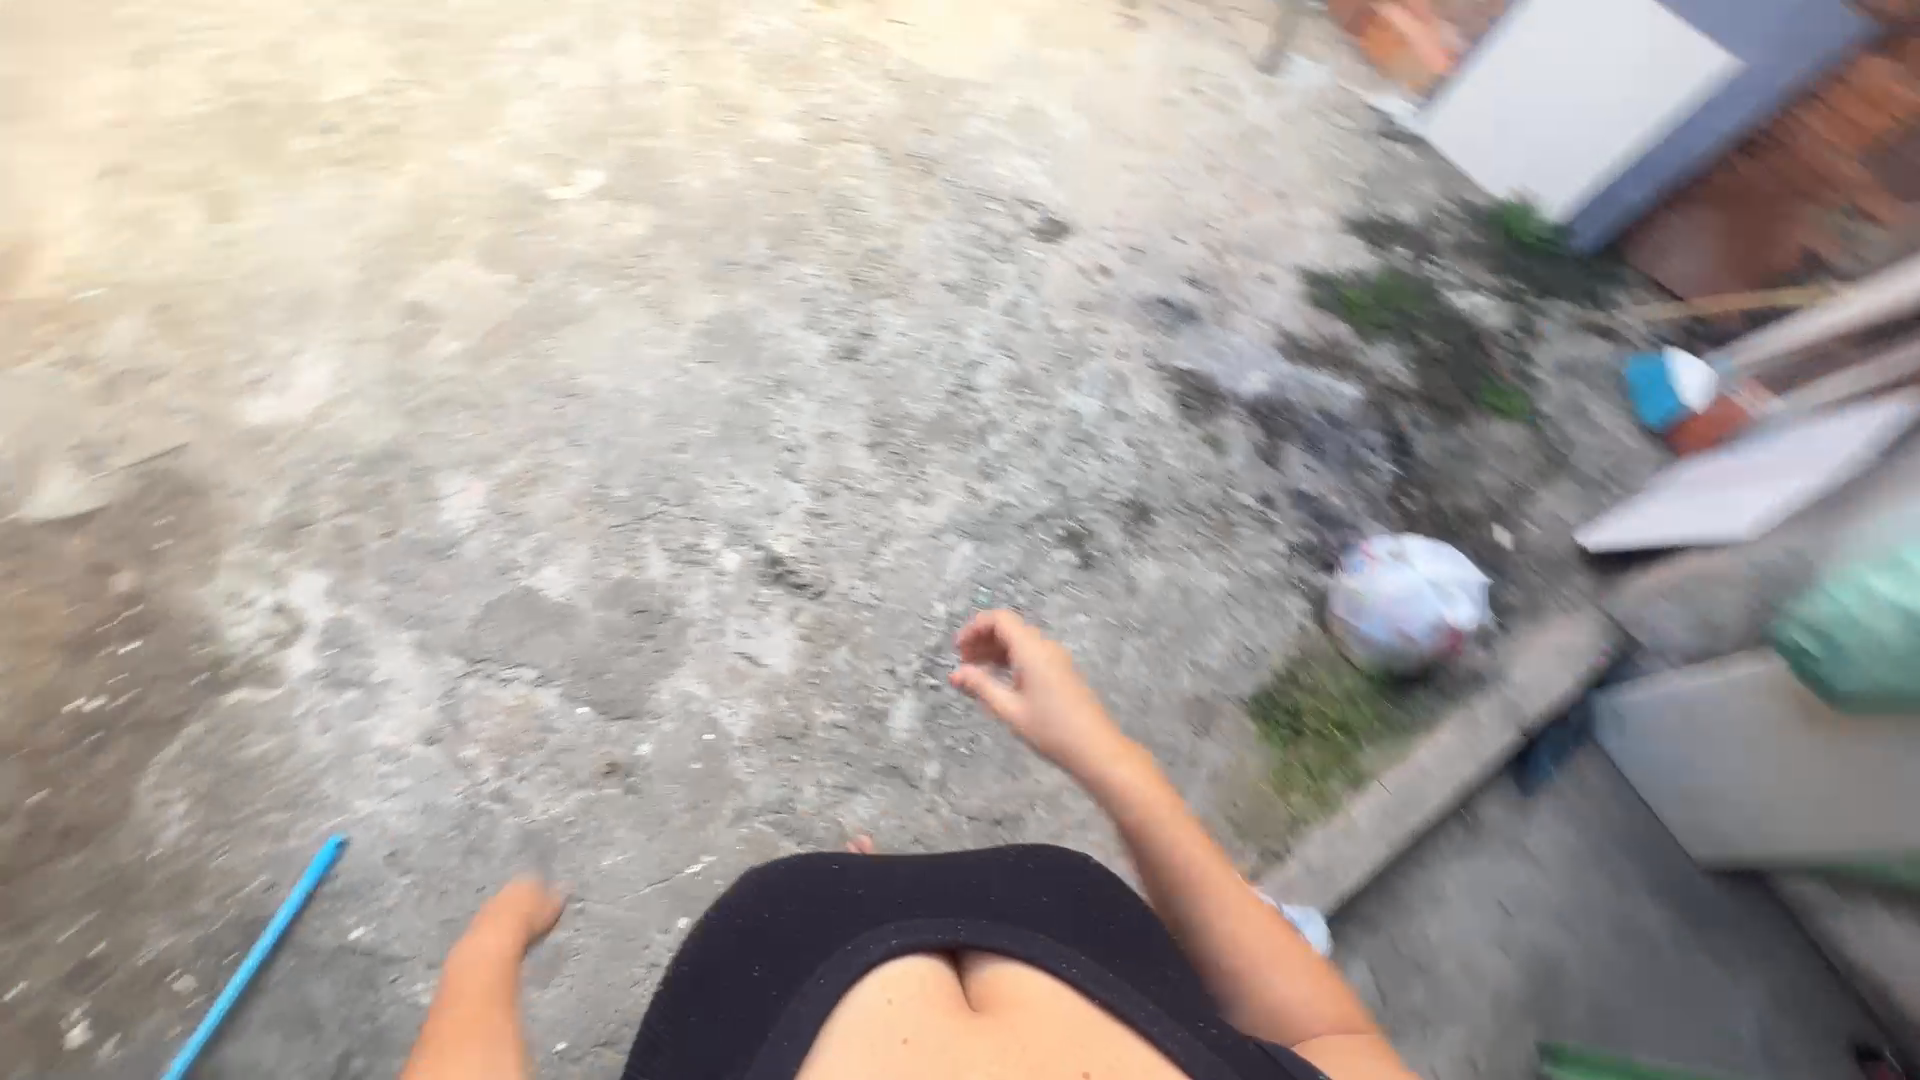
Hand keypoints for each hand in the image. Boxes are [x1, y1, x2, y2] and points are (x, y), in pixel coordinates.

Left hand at [466, 877, 566, 953]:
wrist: (492, 942)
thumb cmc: (529, 921)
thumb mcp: (553, 908)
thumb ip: (559, 896)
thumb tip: (568, 886)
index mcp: (526, 878)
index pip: (537, 878)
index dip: (543, 889)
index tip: (549, 901)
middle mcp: (505, 887)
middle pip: (516, 892)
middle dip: (523, 902)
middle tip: (533, 916)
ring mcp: (488, 905)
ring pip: (502, 907)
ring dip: (509, 916)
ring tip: (519, 931)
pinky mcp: (474, 924)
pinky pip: (490, 923)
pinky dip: (497, 929)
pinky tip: (504, 941)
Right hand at [950, 610, 1134, 781]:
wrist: (1095, 748)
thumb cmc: (1050, 729)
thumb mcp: (1009, 709)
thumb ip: (981, 687)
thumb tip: (955, 674)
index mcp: (1032, 650)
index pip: (1000, 619)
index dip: (975, 627)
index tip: (958, 649)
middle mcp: (1045, 646)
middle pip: (1010, 627)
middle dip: (983, 639)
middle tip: (963, 662)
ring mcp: (1056, 657)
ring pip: (1020, 641)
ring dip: (996, 650)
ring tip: (976, 672)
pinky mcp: (1061, 670)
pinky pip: (1031, 653)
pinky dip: (1011, 659)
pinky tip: (999, 680)